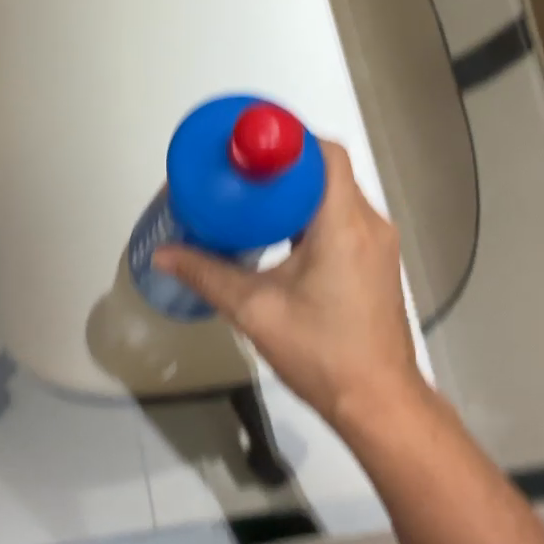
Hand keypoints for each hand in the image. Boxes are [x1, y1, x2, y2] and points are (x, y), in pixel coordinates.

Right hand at [154, 140, 424, 426]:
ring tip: (250, 198)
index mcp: (343, 224)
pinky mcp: (376, 261)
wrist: (380, 404)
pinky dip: (309, 212)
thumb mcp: (255, 311)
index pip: (324, 154)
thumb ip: (207, 275)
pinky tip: (276, 231)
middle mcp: (368, 224)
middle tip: (238, 172)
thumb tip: (162, 253)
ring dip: (295, 189)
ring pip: (334, 192)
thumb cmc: (322, 353)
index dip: (287, 140)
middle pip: (326, 169)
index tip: (247, 146)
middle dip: (282, 164)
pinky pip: (342, 216)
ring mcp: (377, 243)